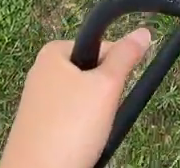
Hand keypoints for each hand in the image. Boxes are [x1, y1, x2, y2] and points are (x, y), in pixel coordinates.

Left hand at [0, 27, 152, 167]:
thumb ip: (126, 56)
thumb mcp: (107, 85)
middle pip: (93, 74)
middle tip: (102, 114)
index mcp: (53, 54)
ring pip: (84, 101)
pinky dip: (80, 132)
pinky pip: (71, 122)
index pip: (102, 46)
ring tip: (90, 134)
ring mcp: (38, 105)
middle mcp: (42, 75)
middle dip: (103, 95)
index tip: (114, 88)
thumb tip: (142, 32)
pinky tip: (80, 146)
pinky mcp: (37, 131)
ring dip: (94, 117)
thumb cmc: (69, 128)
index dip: (116, 66)